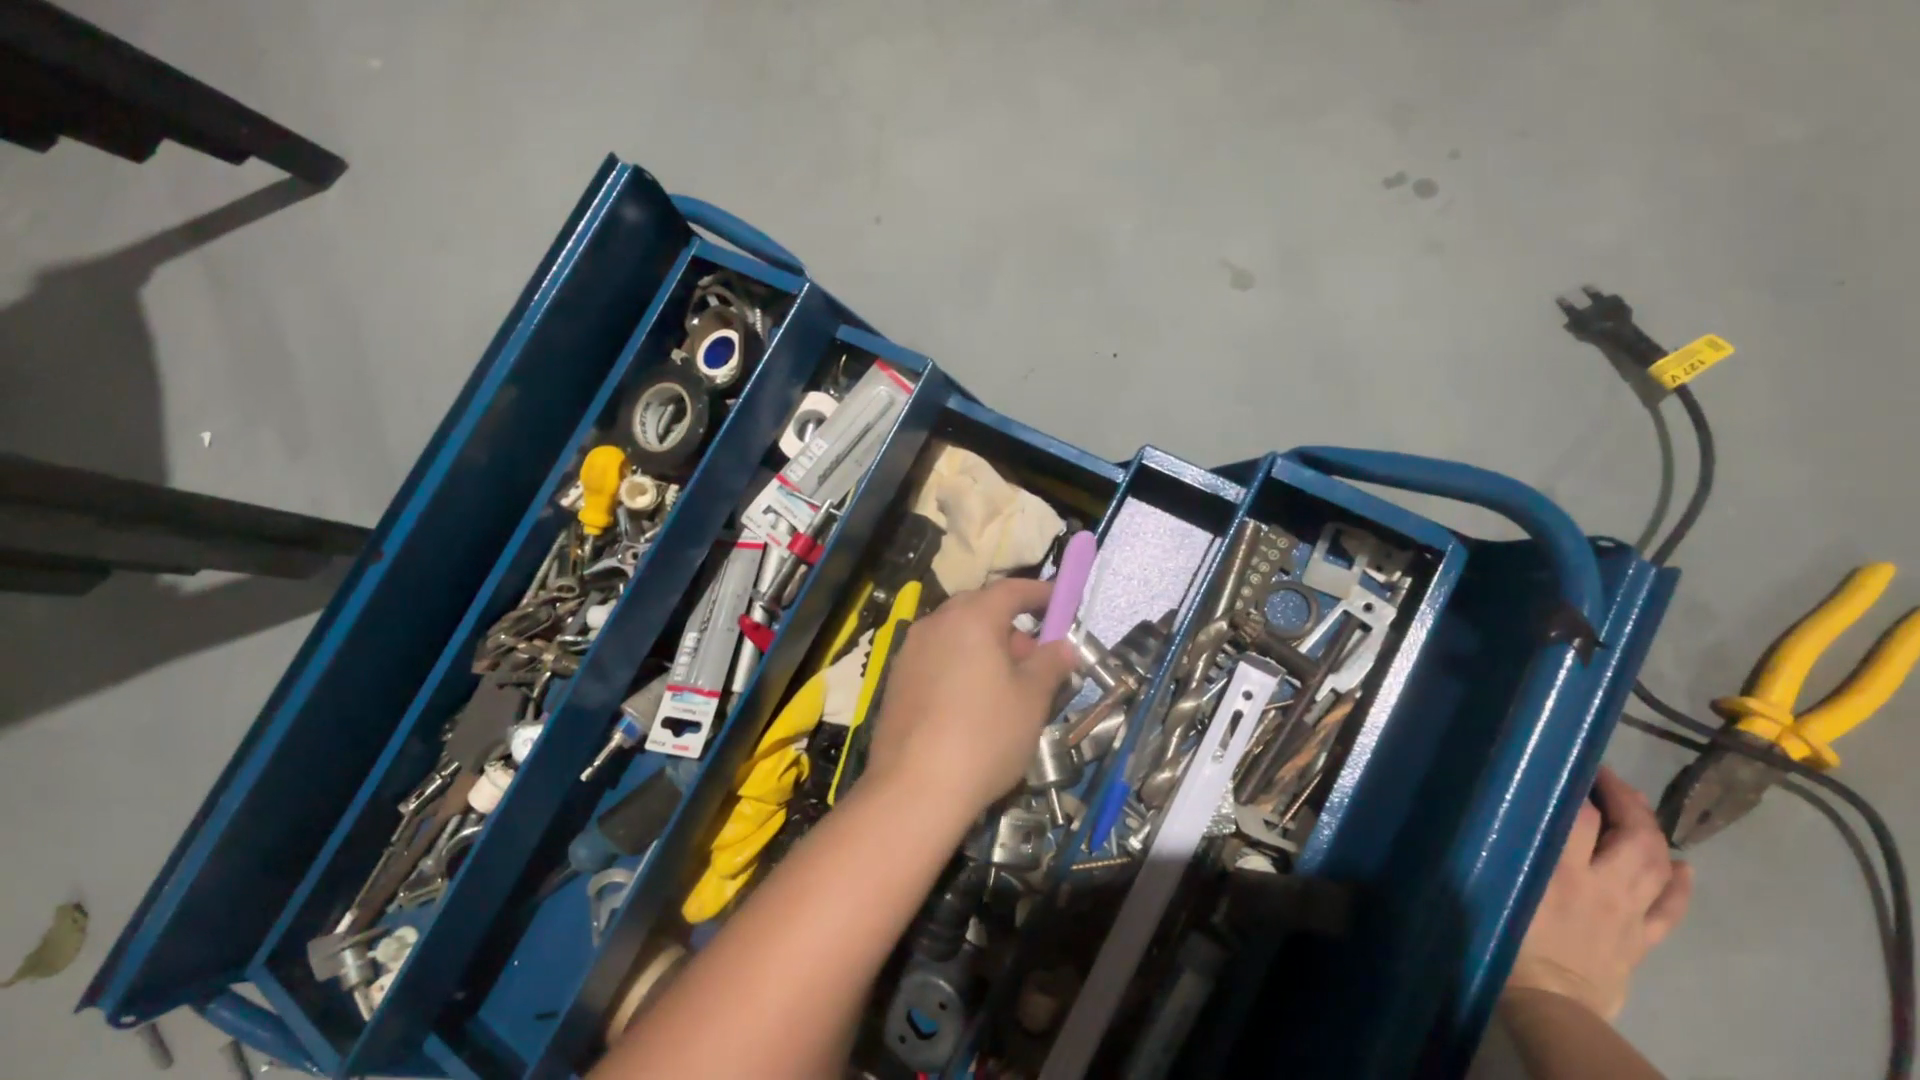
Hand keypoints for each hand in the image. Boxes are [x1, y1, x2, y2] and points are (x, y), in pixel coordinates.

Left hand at [863, 578, 1078, 818]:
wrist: (914, 789)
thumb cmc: (985, 736)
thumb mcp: (1031, 700)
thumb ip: (1050, 665)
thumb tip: (1063, 647)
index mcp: (971, 618)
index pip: (1010, 590)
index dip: (1039, 593)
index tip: (1060, 602)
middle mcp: (935, 624)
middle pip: (979, 610)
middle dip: (1010, 626)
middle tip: (1035, 658)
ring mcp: (909, 653)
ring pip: (955, 636)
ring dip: (983, 648)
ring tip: (1006, 687)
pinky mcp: (896, 682)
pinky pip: (936, 659)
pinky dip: (960, 666)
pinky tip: (972, 704)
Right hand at [1508, 766, 1693, 1020]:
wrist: (1549, 1006)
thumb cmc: (1510, 945)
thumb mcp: (1500, 891)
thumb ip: (1509, 856)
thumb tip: (1506, 819)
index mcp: (1562, 872)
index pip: (1581, 817)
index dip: (1581, 787)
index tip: (1570, 768)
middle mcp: (1604, 885)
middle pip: (1633, 834)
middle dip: (1625, 800)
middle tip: (1607, 779)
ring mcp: (1630, 913)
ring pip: (1658, 865)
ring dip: (1654, 832)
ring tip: (1640, 811)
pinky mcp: (1642, 939)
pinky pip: (1671, 909)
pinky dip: (1681, 885)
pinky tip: (1684, 866)